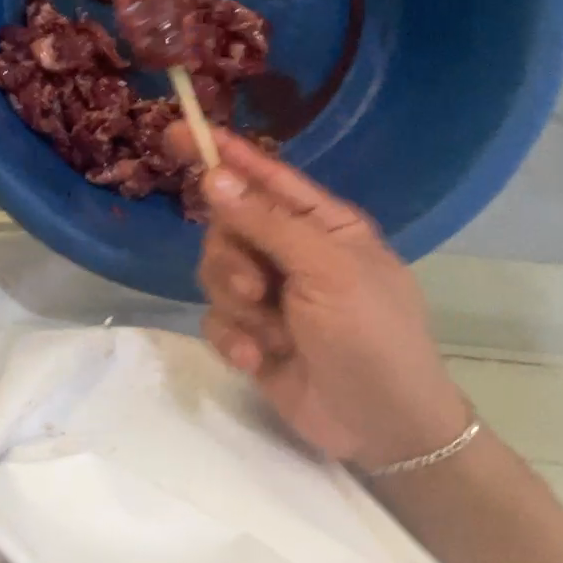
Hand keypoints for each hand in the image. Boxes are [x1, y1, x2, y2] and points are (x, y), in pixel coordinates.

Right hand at [172, 125, 470, 471]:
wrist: (386, 431)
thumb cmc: (372, 336)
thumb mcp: (326, 271)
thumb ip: (266, 223)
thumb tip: (214, 175)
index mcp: (322, 225)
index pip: (264, 176)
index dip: (223, 153)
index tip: (177, 131)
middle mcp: (291, 252)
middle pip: (228, 226)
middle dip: (232, 257)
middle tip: (255, 287)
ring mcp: (270, 295)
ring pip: (215, 270)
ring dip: (236, 302)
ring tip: (268, 330)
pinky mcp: (251, 334)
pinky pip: (215, 317)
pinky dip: (233, 338)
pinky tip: (258, 358)